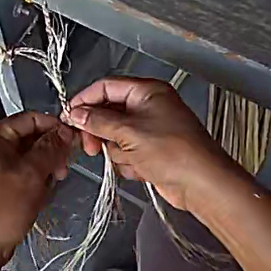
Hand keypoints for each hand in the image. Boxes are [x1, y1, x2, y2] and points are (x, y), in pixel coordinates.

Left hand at [0, 111, 75, 270]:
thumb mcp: (32, 175)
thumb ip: (51, 148)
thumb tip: (65, 131)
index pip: (31, 118)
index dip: (55, 127)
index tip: (73, 141)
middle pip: (30, 138)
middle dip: (51, 152)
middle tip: (64, 169)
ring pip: (28, 159)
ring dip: (44, 170)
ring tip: (50, 188)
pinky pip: (20, 176)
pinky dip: (34, 183)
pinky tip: (39, 198)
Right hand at [63, 77, 245, 209]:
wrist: (201, 183)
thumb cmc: (174, 152)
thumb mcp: (128, 133)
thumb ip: (98, 121)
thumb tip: (76, 113)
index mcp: (148, 91)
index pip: (107, 87)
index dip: (85, 101)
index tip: (69, 117)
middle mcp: (149, 106)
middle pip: (108, 113)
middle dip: (100, 132)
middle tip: (92, 146)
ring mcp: (151, 129)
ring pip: (115, 137)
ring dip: (119, 152)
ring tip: (133, 160)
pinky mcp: (152, 151)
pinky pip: (127, 153)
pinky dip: (129, 163)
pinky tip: (142, 169)